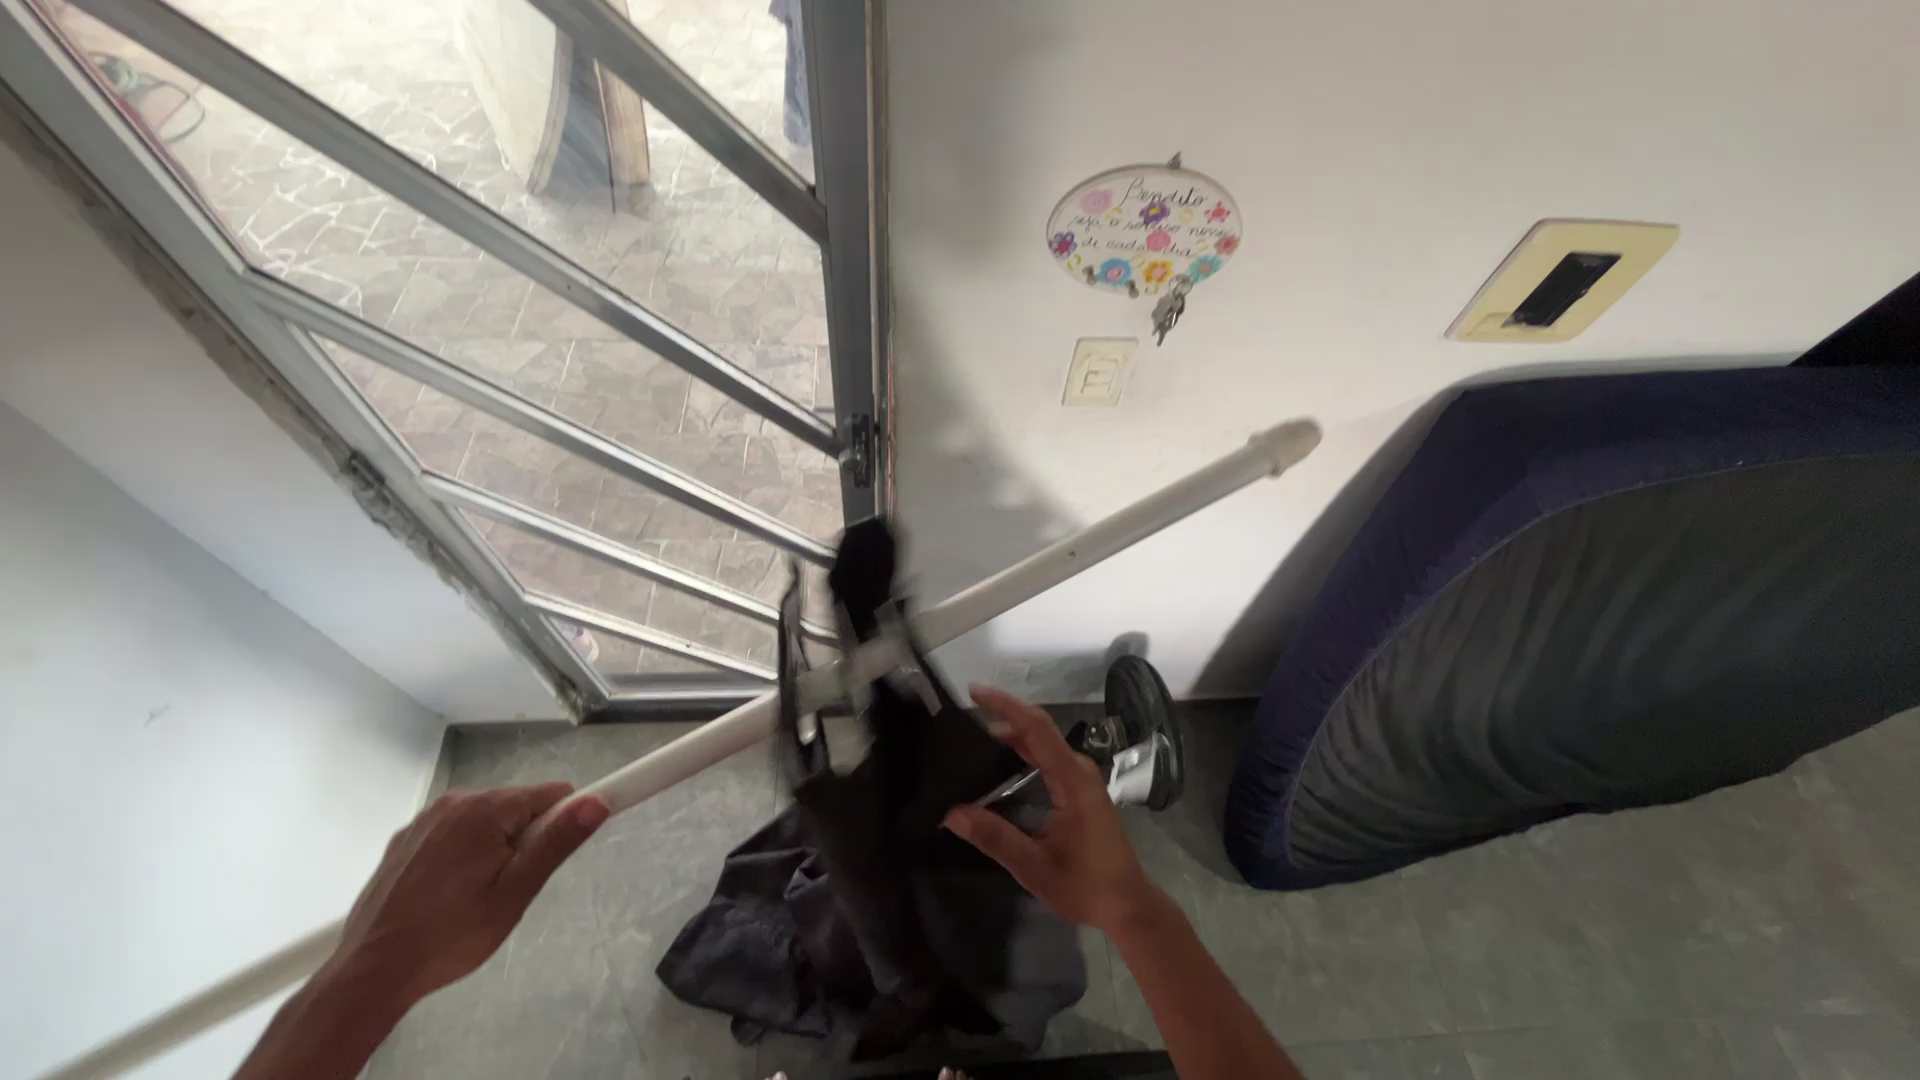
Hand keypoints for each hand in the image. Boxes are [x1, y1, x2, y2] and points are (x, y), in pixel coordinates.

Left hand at [331, 783, 608, 1005]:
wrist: (370, 973)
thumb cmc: (453, 934)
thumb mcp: (517, 892)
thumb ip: (557, 841)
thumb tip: (597, 801)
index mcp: (486, 808)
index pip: (553, 793)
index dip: (563, 822)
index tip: (549, 860)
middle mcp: (456, 800)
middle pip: (519, 804)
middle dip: (526, 838)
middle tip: (510, 887)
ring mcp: (426, 819)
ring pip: (487, 818)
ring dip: (495, 845)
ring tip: (478, 893)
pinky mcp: (405, 839)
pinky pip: (455, 831)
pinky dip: (462, 852)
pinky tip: (448, 892)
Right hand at [943, 686, 1166, 935]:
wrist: (1128, 905)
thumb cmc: (1086, 886)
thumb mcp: (1034, 867)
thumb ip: (995, 838)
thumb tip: (953, 813)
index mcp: (1072, 780)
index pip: (1036, 729)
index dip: (1006, 706)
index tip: (975, 692)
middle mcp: (1079, 770)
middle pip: (1038, 730)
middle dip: (1002, 715)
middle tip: (963, 715)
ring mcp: (1082, 779)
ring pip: (1043, 743)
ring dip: (1011, 733)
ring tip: (973, 734)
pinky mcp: (1080, 790)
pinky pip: (1048, 757)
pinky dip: (1023, 749)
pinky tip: (1000, 760)